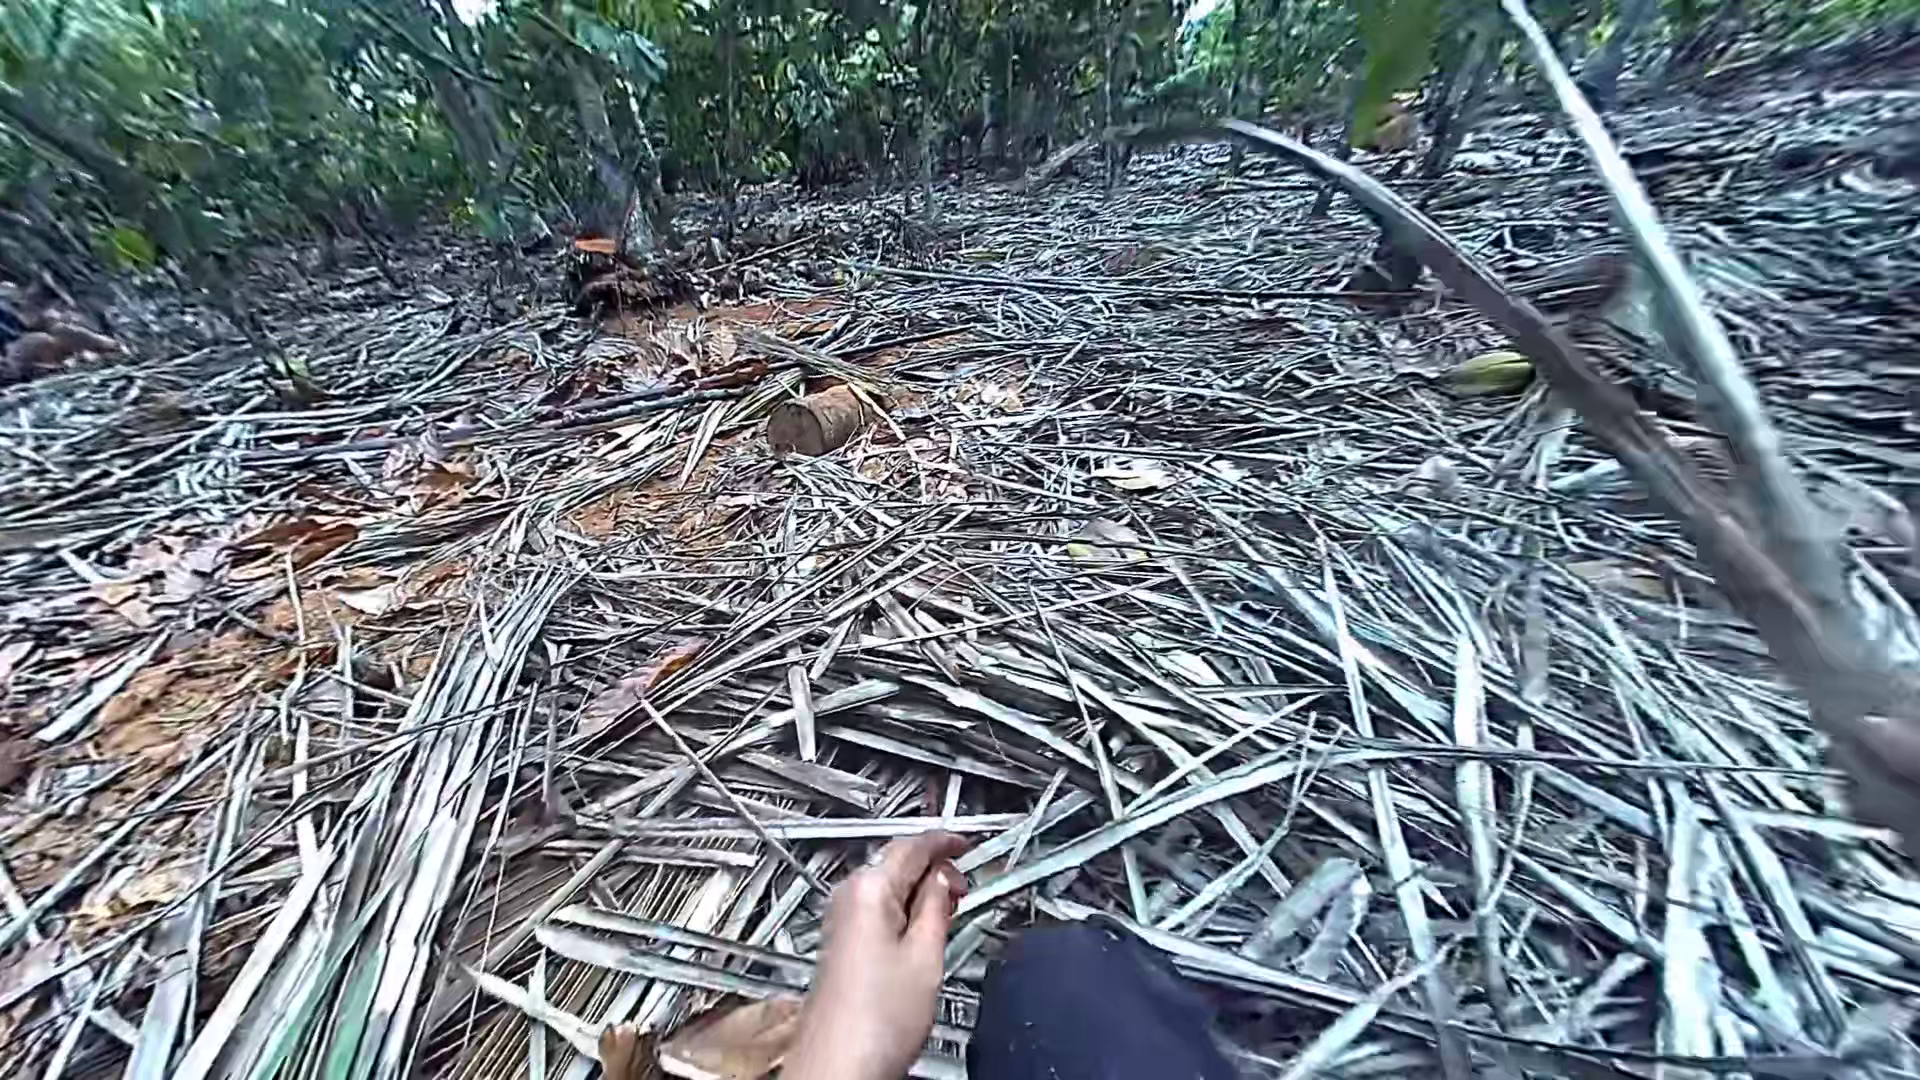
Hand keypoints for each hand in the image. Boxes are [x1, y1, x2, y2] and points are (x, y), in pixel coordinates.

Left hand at [783, 831, 969, 1079]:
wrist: (835, 1072)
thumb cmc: (878, 1021)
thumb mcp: (926, 956)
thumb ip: (937, 905)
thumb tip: (943, 876)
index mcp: (871, 888)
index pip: (914, 846)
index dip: (944, 842)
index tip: (966, 843)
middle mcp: (850, 893)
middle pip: (899, 861)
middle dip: (933, 868)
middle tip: (963, 886)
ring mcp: (841, 915)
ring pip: (889, 883)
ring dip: (919, 889)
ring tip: (947, 911)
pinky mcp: (841, 938)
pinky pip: (877, 904)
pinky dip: (903, 906)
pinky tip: (920, 929)